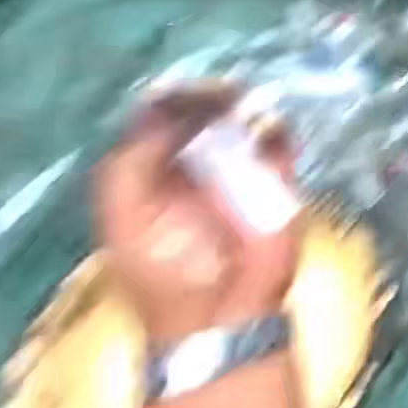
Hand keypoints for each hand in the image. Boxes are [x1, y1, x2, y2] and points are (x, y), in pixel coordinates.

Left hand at [95, 97, 301, 342]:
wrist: (223, 313)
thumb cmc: (164, 273)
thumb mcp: (126, 216)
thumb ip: (133, 163)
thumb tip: (160, 110)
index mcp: (151, 169)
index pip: (161, 117)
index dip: (172, 101)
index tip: (185, 94)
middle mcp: (196, 161)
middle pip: (206, 112)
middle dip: (215, 100)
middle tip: (227, 98)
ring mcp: (239, 170)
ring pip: (247, 123)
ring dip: (249, 114)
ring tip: (250, 113)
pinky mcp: (278, 181)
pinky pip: (280, 147)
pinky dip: (280, 138)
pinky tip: (274, 137)